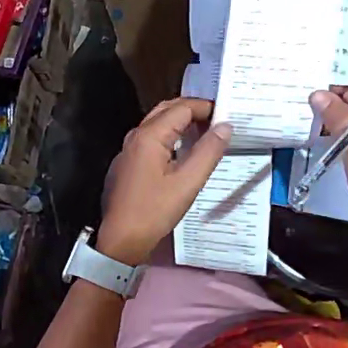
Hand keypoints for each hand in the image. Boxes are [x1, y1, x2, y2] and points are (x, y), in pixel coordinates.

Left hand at [97, 98, 231, 265]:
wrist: (120, 240)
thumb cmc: (154, 211)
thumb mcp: (188, 182)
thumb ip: (209, 151)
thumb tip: (225, 126)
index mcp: (150, 136)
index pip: (182, 108)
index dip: (206, 107)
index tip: (227, 115)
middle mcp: (135, 136)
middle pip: (167, 111)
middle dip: (192, 111)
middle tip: (217, 121)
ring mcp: (128, 151)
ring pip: (157, 125)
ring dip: (181, 124)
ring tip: (204, 134)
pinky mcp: (126, 165)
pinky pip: (150, 141)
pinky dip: (169, 138)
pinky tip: (182, 154)